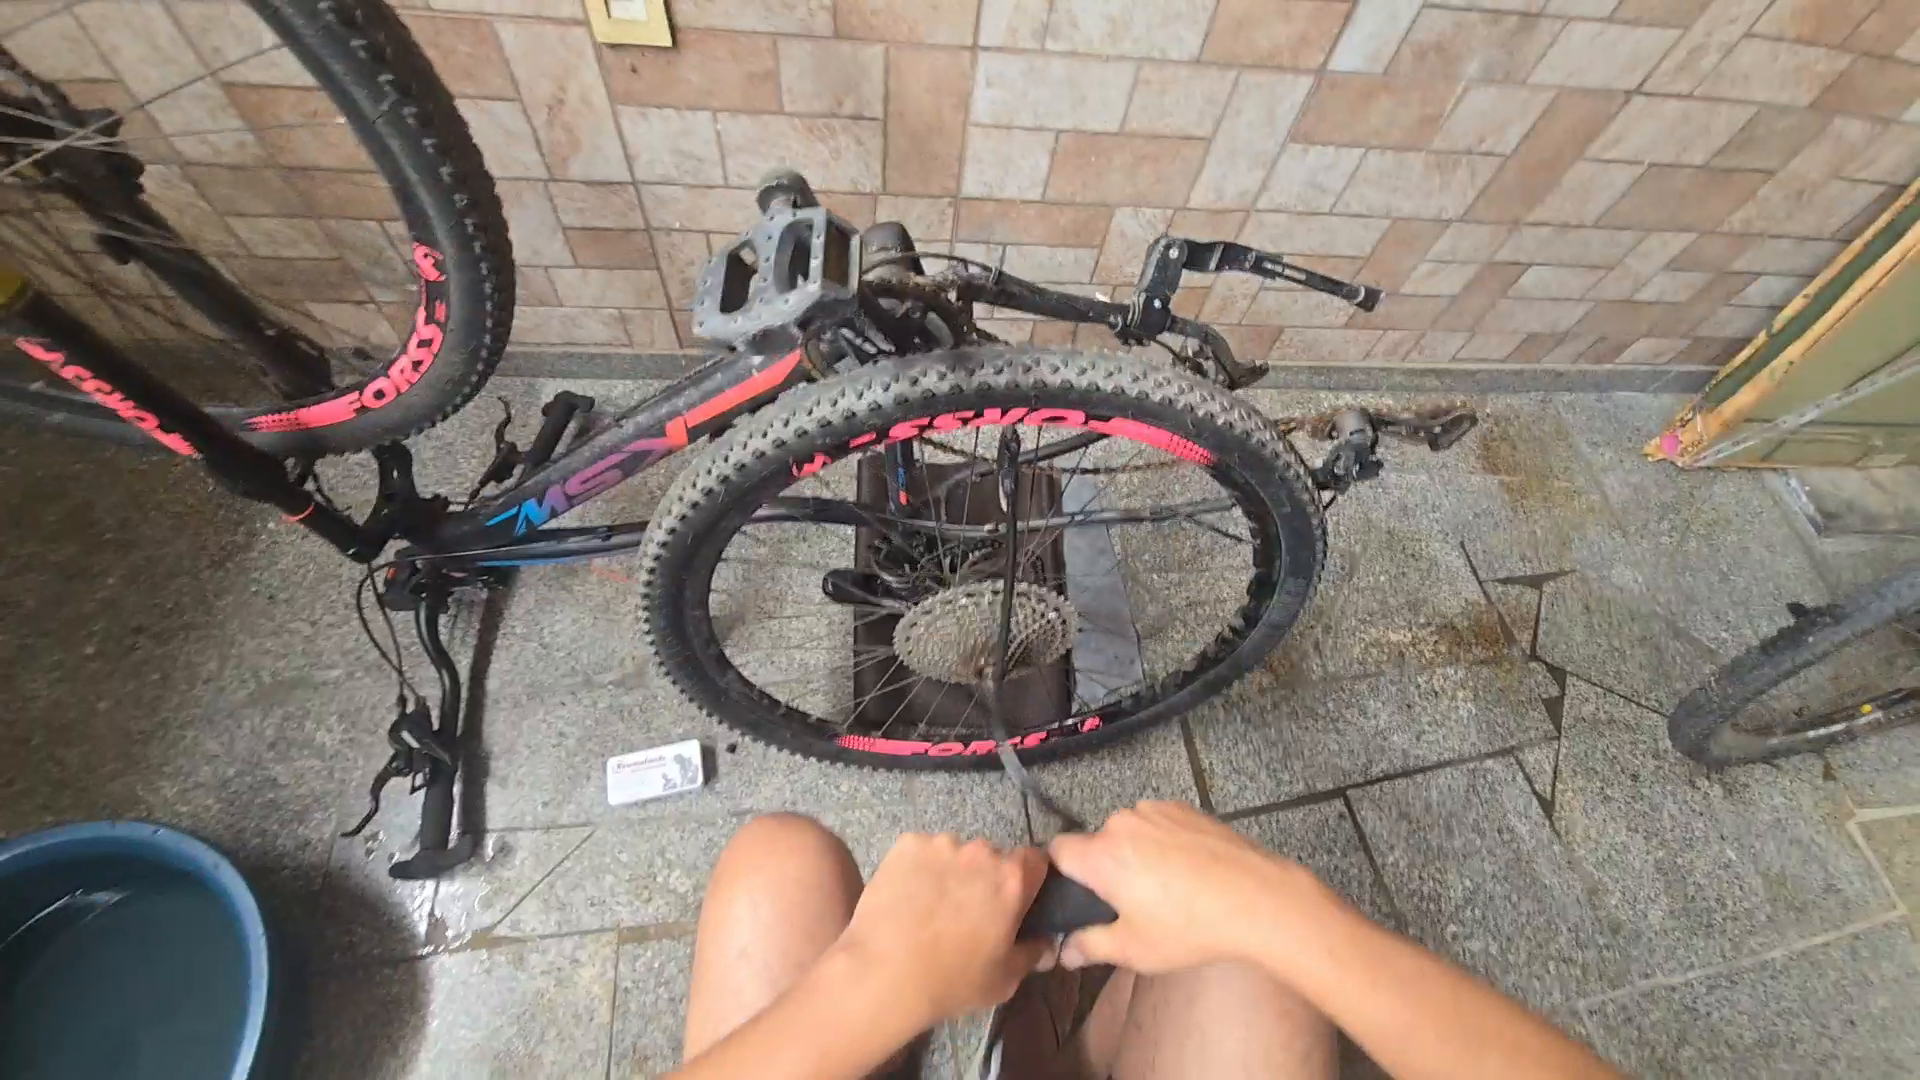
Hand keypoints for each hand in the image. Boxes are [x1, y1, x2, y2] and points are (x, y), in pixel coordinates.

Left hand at [832, 833, 1050, 1029]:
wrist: (884, 972)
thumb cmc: (952, 981)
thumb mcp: (1004, 979)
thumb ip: (1032, 954)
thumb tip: (1047, 942)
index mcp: (1011, 878)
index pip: (1035, 861)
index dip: (1028, 878)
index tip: (1016, 899)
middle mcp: (981, 850)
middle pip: (992, 856)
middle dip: (985, 877)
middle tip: (968, 908)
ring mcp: (942, 843)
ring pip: (955, 852)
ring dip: (952, 870)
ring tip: (932, 903)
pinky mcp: (907, 843)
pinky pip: (922, 850)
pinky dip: (919, 867)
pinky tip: (908, 894)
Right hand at [1047, 801, 1337, 973]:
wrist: (1256, 898)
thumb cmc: (1189, 928)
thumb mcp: (1135, 949)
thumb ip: (1091, 946)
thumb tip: (1064, 952)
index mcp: (1101, 855)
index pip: (1057, 849)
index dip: (1060, 870)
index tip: (1079, 894)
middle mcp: (1120, 823)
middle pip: (1097, 842)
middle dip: (1106, 867)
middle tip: (1131, 901)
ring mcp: (1153, 809)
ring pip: (1128, 831)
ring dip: (1135, 851)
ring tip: (1166, 884)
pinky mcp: (1182, 807)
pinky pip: (1157, 822)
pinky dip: (1162, 840)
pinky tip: (1188, 867)